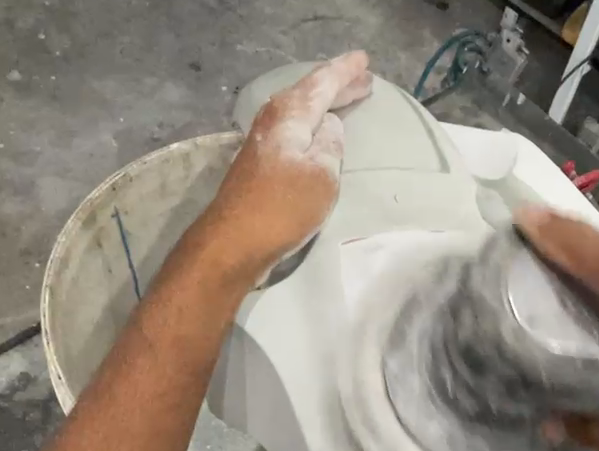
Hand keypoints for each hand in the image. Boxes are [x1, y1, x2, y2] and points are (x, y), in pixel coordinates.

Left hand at [196, 51, 373, 280]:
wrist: (235, 241)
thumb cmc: (283, 207)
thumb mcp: (322, 176)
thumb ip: (331, 145)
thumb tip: (329, 127)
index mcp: (291, 114)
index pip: (323, 83)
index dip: (345, 72)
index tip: (363, 60)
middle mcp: (273, 119)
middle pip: (308, 94)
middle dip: (336, 86)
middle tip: (362, 80)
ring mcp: (261, 142)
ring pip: (298, 112)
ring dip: (322, 106)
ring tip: (343, 101)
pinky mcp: (257, 165)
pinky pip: (291, 131)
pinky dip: (309, 126)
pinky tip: (315, 133)